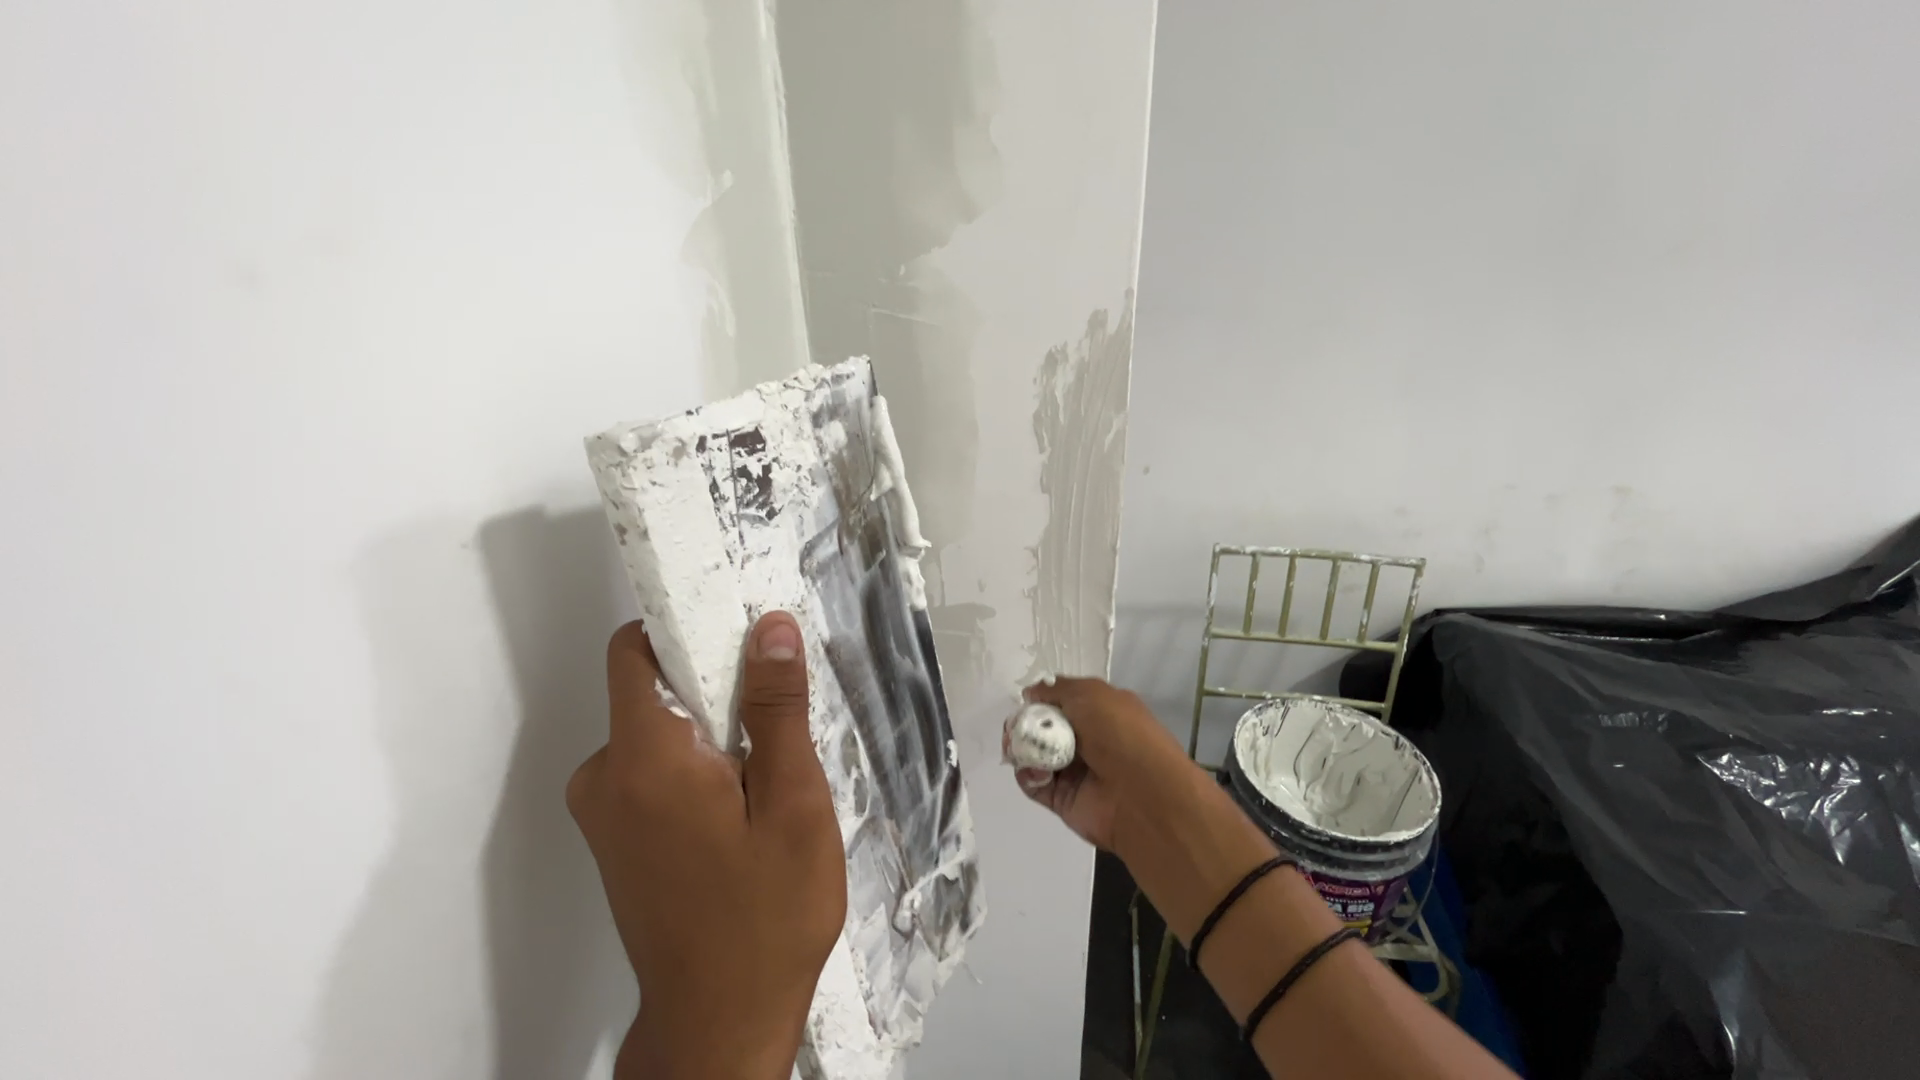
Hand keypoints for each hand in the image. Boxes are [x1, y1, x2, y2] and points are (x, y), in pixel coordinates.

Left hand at [567, 613, 845, 1079]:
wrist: (720, 1022)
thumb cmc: (767, 914)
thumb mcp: (793, 802)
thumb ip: (777, 709)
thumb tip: (771, 628)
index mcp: (642, 758)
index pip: (634, 650)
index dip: (685, 630)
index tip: (742, 643)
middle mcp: (603, 777)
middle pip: (653, 690)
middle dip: (716, 694)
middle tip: (777, 732)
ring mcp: (602, 813)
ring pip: (659, 734)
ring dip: (712, 738)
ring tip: (767, 783)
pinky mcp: (613, 841)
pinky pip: (652, 772)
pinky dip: (694, 771)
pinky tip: (741, 815)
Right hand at [1012, 677, 1201, 855]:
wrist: (1142, 794)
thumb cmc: (1120, 734)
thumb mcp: (1091, 694)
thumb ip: (1057, 689)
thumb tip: (1031, 693)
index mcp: (1101, 712)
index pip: (1063, 702)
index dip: (1041, 700)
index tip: (1025, 701)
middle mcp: (1088, 740)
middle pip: (1044, 729)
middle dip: (1024, 725)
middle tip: (1013, 728)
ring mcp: (1074, 771)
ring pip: (1035, 755)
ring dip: (1021, 748)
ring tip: (1015, 748)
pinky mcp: (1063, 798)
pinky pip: (1034, 783)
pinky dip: (1027, 775)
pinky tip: (1033, 770)